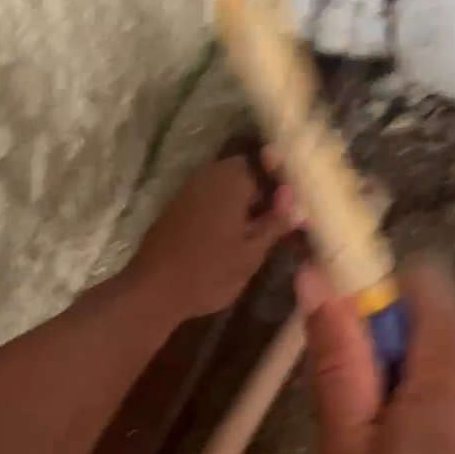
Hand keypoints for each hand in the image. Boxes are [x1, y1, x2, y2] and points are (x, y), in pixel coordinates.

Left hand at [128, 156, 295, 320]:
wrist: (154, 290)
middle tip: (285, 219)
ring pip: (229, 186)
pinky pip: (212, 198)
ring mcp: (190, 189)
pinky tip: (236, 233)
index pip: (269, 163)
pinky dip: (227, 210)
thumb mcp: (253, 251)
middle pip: (248, 172)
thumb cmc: (210, 271)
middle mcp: (209, 174)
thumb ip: (276, 222)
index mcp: (232, 178)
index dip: (286, 181)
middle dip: (266, 191)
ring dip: (246, 202)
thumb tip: (298, 203)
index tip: (300, 202)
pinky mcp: (178, 206)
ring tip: (264, 229)